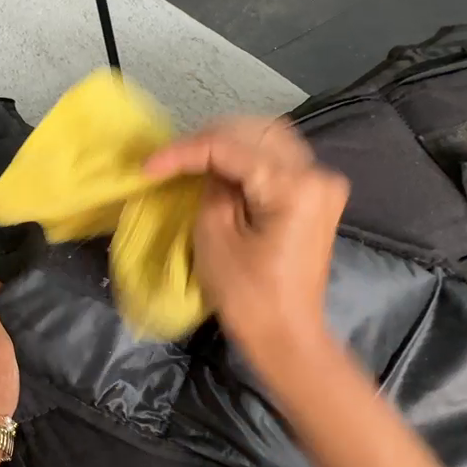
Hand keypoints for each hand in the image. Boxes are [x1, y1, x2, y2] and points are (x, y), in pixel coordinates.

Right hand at [144, 117, 347, 366]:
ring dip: (224, 141)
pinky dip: (243, 153)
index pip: (228, 148)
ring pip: (265, 137)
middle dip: (204, 139)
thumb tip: (201, 163)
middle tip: (166, 159)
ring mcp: (320, 183)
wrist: (286, 334)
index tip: (146, 167)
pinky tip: (216, 163)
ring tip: (187, 158)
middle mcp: (316, 174)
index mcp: (294, 186)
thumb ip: (209, 185)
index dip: (182, 152)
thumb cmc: (246, 292)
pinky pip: (274, 155)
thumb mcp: (214, 233)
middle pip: (252, 131)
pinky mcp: (314, 194)